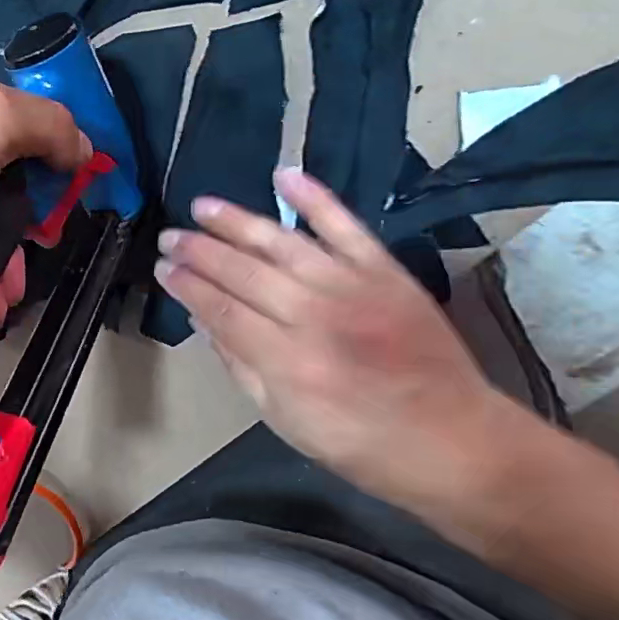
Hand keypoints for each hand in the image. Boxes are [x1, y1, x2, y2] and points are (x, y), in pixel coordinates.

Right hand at [153, 166, 554, 545]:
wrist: (455, 441)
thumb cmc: (361, 444)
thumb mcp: (285, 421)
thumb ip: (240, 366)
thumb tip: (203, 320)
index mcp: (288, 363)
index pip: (222, 310)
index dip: (187, 286)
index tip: (163, 269)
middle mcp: (315, 317)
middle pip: (243, 272)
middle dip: (198, 251)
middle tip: (169, 237)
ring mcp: (353, 287)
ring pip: (282, 243)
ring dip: (236, 221)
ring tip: (202, 206)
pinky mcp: (386, 271)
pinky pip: (345, 226)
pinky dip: (315, 198)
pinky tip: (284, 175)